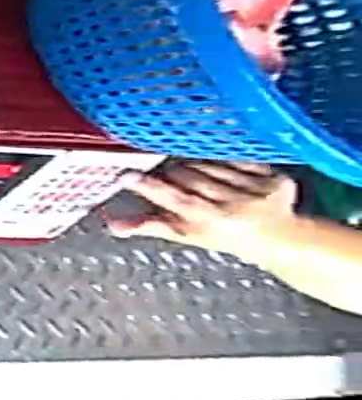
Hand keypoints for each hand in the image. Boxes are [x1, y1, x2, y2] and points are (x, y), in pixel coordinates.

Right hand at [108, 160, 301, 260]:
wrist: (283, 239)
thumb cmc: (226, 236)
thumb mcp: (186, 235)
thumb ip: (151, 226)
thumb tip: (115, 226)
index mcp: (214, 220)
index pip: (175, 198)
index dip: (148, 186)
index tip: (126, 176)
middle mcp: (240, 204)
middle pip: (187, 177)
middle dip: (167, 173)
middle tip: (158, 174)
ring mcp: (261, 190)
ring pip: (208, 165)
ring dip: (190, 165)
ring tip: (186, 172)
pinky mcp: (276, 178)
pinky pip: (235, 160)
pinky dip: (217, 160)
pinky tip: (214, 167)